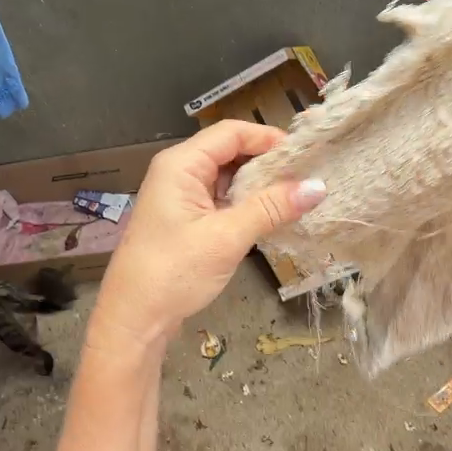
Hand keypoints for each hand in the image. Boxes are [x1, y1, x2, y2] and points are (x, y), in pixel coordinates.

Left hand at [92, 121, 325, 347]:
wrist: (133, 318)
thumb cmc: (174, 271)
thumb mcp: (227, 237)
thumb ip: (271, 208)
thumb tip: (317, 186)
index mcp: (180, 164)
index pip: (231, 132)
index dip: (268, 138)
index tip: (304, 154)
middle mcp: (178, 172)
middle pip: (229, 151)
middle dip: (266, 162)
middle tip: (307, 176)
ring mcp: (180, 196)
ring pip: (226, 177)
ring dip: (258, 185)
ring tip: (296, 195)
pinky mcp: (185, 219)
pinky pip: (220, 199)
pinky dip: (245, 203)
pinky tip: (272, 215)